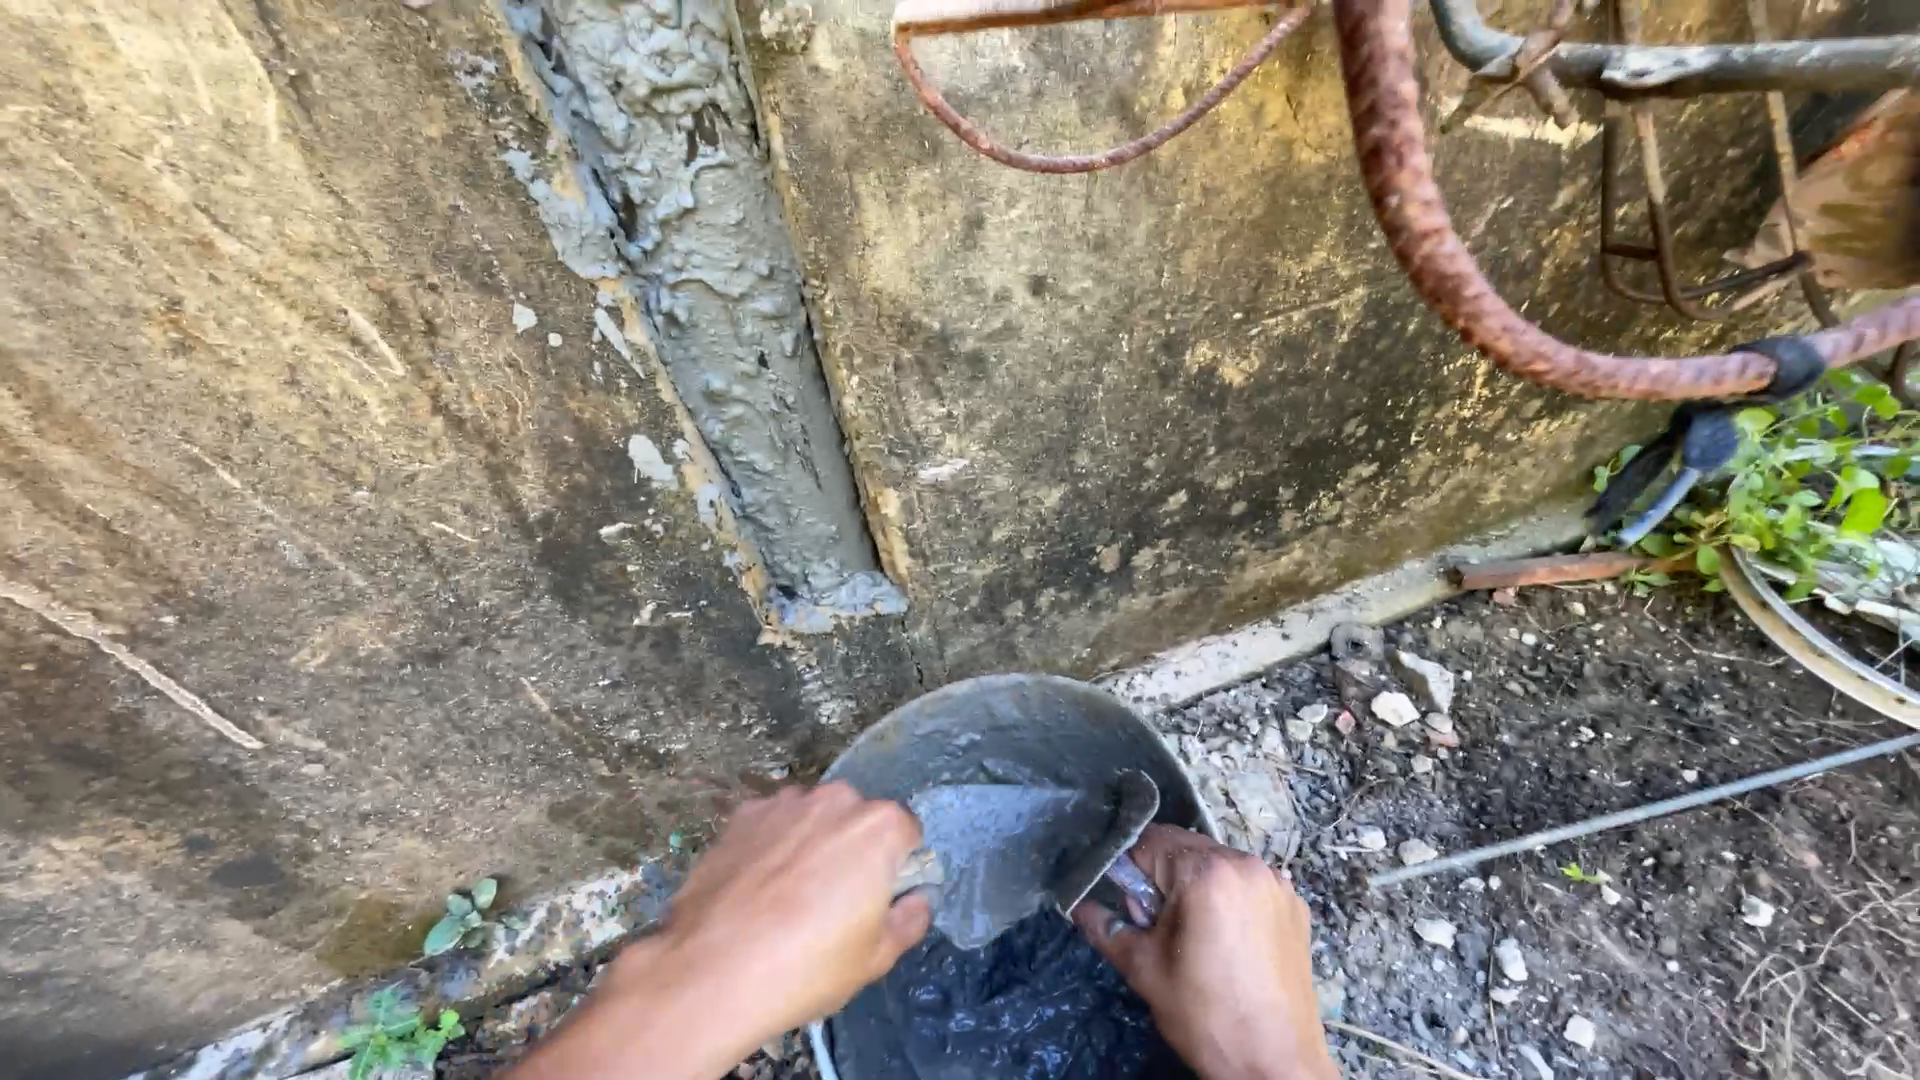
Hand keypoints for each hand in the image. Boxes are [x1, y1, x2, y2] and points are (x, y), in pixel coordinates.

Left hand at [636, 782, 931, 1032]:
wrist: (711, 969)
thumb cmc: (805, 965)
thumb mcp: (876, 958)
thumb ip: (910, 920)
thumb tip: (916, 900)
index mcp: (880, 827)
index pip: (907, 832)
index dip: (897, 865)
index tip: (879, 895)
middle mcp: (837, 799)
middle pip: (859, 818)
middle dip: (853, 848)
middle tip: (832, 898)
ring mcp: (787, 801)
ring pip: (814, 817)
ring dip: (811, 842)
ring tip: (788, 894)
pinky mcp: (745, 813)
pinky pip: (773, 823)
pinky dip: (772, 844)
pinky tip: (757, 886)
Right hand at [1071, 826, 1337, 1079]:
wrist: (1278, 1068)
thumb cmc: (1207, 1017)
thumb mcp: (1144, 970)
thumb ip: (1106, 927)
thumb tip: (1080, 905)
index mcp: (1205, 873)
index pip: (1149, 841)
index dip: (1131, 872)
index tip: (1134, 911)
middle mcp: (1244, 864)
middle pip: (1184, 848)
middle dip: (1164, 878)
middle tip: (1162, 928)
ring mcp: (1275, 883)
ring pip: (1216, 862)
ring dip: (1197, 885)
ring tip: (1198, 936)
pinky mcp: (1294, 904)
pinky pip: (1246, 882)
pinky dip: (1230, 898)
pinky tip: (1229, 940)